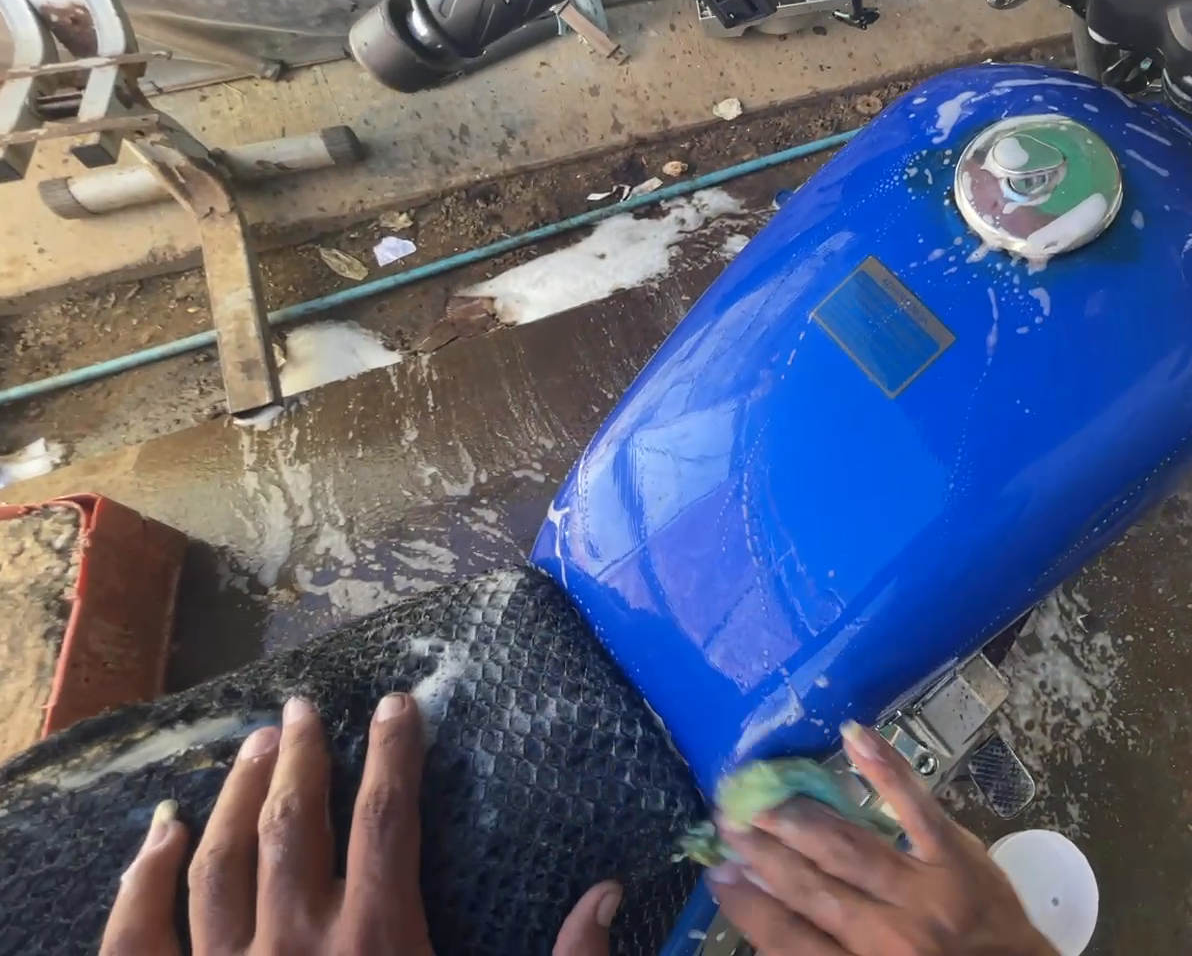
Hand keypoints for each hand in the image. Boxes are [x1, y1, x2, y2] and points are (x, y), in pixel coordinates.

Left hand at [101, 693, 623, 954]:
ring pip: (218, 867)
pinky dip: (139, 884)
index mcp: (375, 937)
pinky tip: (154, 834)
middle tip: (303, 706)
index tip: (398, 701)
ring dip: (234, 798)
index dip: (395, 751)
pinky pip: (136, 943)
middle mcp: (295, 943)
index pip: (386, 816)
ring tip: (253, 745)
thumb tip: (613, 889)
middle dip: (302, 758)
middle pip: (295, 826)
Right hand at [709, 724, 1055, 955]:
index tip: (718, 873)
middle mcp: (884, 938)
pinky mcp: (955, 853)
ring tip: (763, 795)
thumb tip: (777, 913)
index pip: (788, 941)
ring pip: (848, 847)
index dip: (748, 905)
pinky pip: (914, 805)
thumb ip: (831, 953)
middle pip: (811, 887)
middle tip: (728, 819)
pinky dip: (883, 768)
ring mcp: (922, 890)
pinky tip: (853, 736)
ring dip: (800, 817)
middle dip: (764, 851)